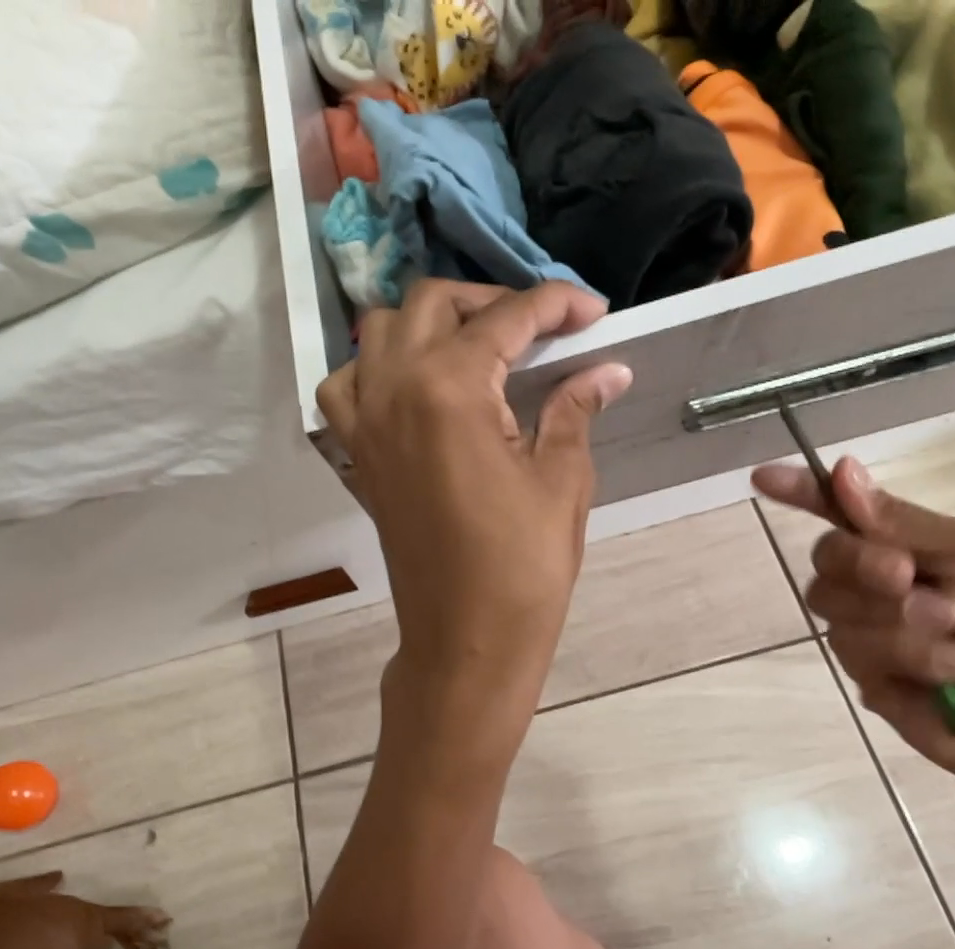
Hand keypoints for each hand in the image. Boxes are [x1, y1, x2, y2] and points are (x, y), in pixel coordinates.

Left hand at [318, 280, 629, 767]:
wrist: (465, 640)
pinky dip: (377, 368)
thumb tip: (606, 368)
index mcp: (448, 388)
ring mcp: (364, 421)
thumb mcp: (561, 481)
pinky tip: (415, 386)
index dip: (556, 304)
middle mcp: (393, 389)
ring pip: (382, 332)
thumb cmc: (522, 567)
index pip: (506, 318)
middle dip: (492, 301)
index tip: (593, 312)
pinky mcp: (357, 453)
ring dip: (430, 323)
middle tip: (540, 329)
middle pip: (434, 303)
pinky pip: (347, 385)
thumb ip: (574, 409)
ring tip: (477, 348)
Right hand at [753, 457, 954, 810]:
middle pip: (826, 559)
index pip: (842, 513)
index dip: (801, 493)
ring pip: (837, 612)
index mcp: (913, 546)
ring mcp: (875, 635)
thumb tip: (841, 469)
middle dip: (864, 566)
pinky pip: (857, 657)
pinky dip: (909, 661)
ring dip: (901, 625)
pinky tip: (952, 679)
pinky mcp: (873, 683)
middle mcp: (883, 587)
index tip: (761, 478)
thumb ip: (903, 522)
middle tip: (906, 577)